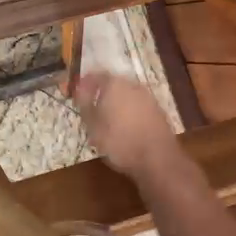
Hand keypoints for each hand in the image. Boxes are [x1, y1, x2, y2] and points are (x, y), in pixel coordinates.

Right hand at [73, 72, 191, 181]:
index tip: (77, 94)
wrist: (158, 160)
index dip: (85, 83)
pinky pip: (138, 106)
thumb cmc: (119, 141)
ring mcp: (148, 98)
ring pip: (126, 94)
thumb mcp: (93, 126)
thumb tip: (79, 90)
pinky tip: (126, 127)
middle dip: (102, 92)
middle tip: (92, 106)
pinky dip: (130, 111)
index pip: (95, 75)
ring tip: (108, 119)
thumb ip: (84, 104)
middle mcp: (132, 85)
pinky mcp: (159, 111)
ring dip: (117, 102)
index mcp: (114, 84)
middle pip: (113, 83)